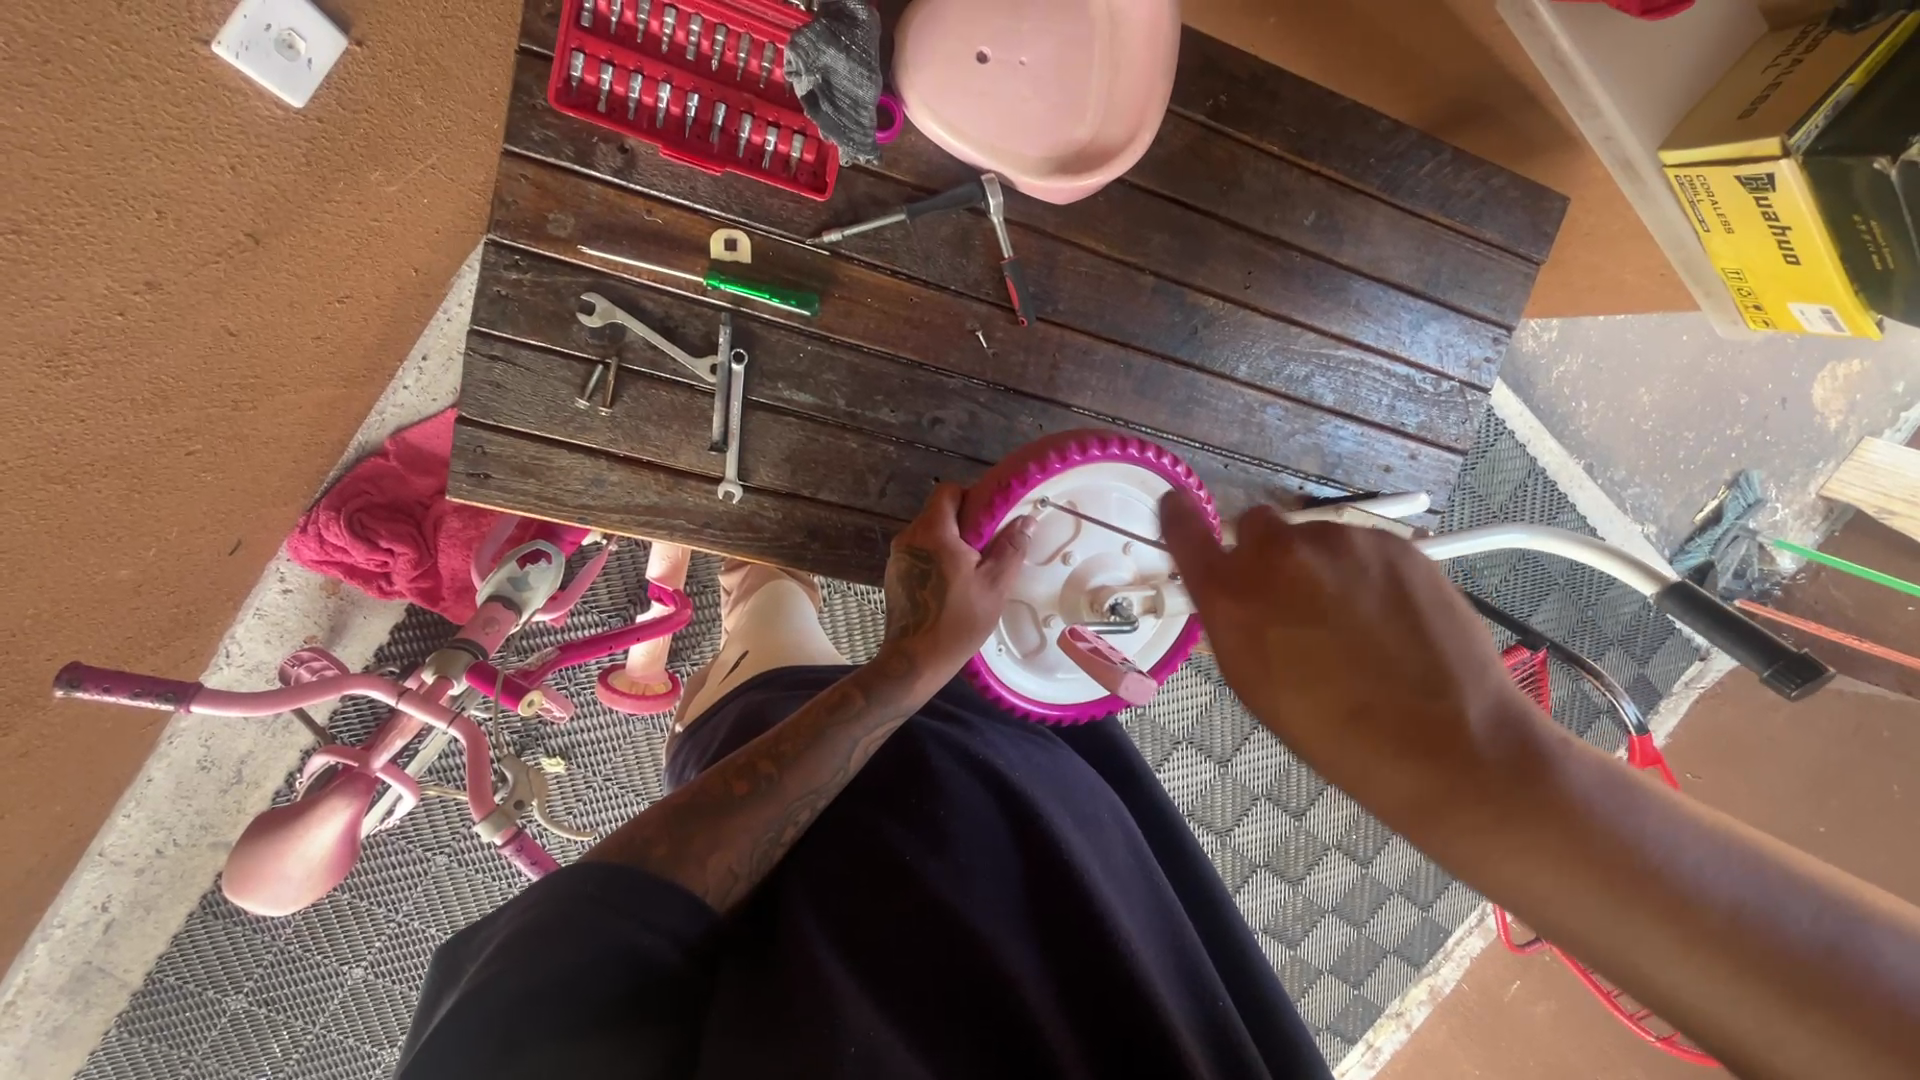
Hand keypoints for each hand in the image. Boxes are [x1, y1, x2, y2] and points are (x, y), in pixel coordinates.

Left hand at [874, 484, 1034, 695]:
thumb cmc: (957, 622)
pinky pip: (920, 554)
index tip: (991, 520)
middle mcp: (909, 537)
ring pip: (930, 534)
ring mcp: (898, 557)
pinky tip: (951, 587)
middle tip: (987, 549)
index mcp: (933, 532)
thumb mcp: (994, 585)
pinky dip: (937, 560)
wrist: (914, 661)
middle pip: (939, 512)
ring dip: (952, 544)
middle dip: (966, 525)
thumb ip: (1011, 547)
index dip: (972, 497)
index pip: (949, 491)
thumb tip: (1026, 521)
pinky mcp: (894, 575)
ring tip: (971, 572)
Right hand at [1161, 492, 1546, 824]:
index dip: (1181, 517)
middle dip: (1266, 552)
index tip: (1178, 506)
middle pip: (1256, 524)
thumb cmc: (1331, 730)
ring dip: (1321, 564)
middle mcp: (1277, 555)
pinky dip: (1366, 571)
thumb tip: (1233, 597)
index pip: (1187, 531)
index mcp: (1231, 596)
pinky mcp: (1394, 543)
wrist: (1442, 739)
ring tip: (1355, 619)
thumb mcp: (1253, 681)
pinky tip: (1390, 615)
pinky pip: (1363, 545)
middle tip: (1294, 597)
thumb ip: (1232, 621)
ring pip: (1315, 538)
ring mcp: (1339, 542)